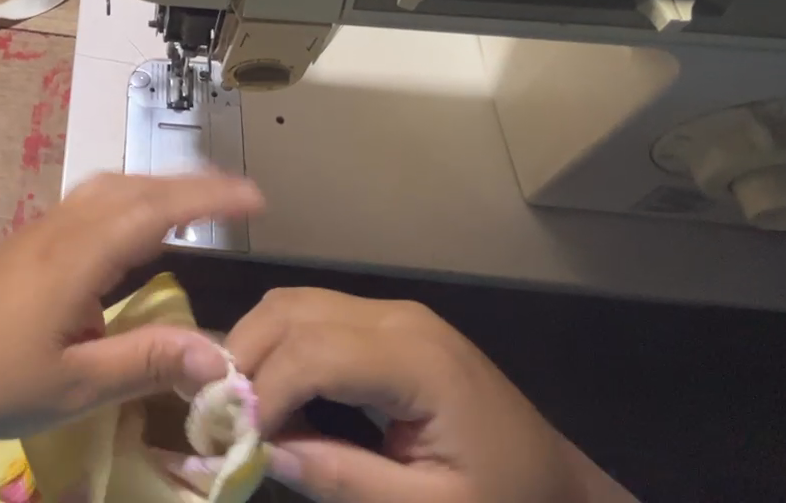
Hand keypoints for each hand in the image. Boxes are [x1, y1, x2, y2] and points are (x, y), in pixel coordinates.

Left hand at [0, 172, 263, 441]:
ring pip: (106, 190)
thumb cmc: (0, 384)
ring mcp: (40, 232)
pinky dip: (127, 202)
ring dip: (155, 189)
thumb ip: (148, 362)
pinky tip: (138, 231)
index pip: (151, 211)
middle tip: (239, 199)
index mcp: (73, 258)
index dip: (206, 199)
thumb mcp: (79, 384)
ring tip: (197, 208)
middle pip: (131, 188)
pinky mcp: (30, 242)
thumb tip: (219, 354)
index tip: (254, 197)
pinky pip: (88, 204)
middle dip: (188, 186)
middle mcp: (58, 231)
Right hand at [227, 288, 626, 502]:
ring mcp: (391, 313)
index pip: (313, 352)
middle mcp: (397, 317)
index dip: (262, 391)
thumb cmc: (507, 502)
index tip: (232, 438)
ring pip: (293, 303)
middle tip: (220, 416)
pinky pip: (311, 313)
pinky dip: (277, 342)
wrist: (566, 488)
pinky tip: (271, 386)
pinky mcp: (385, 322)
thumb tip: (263, 451)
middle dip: (245, 359)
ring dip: (255, 344)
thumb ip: (344, 480)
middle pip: (293, 313)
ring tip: (238, 402)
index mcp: (417, 360)